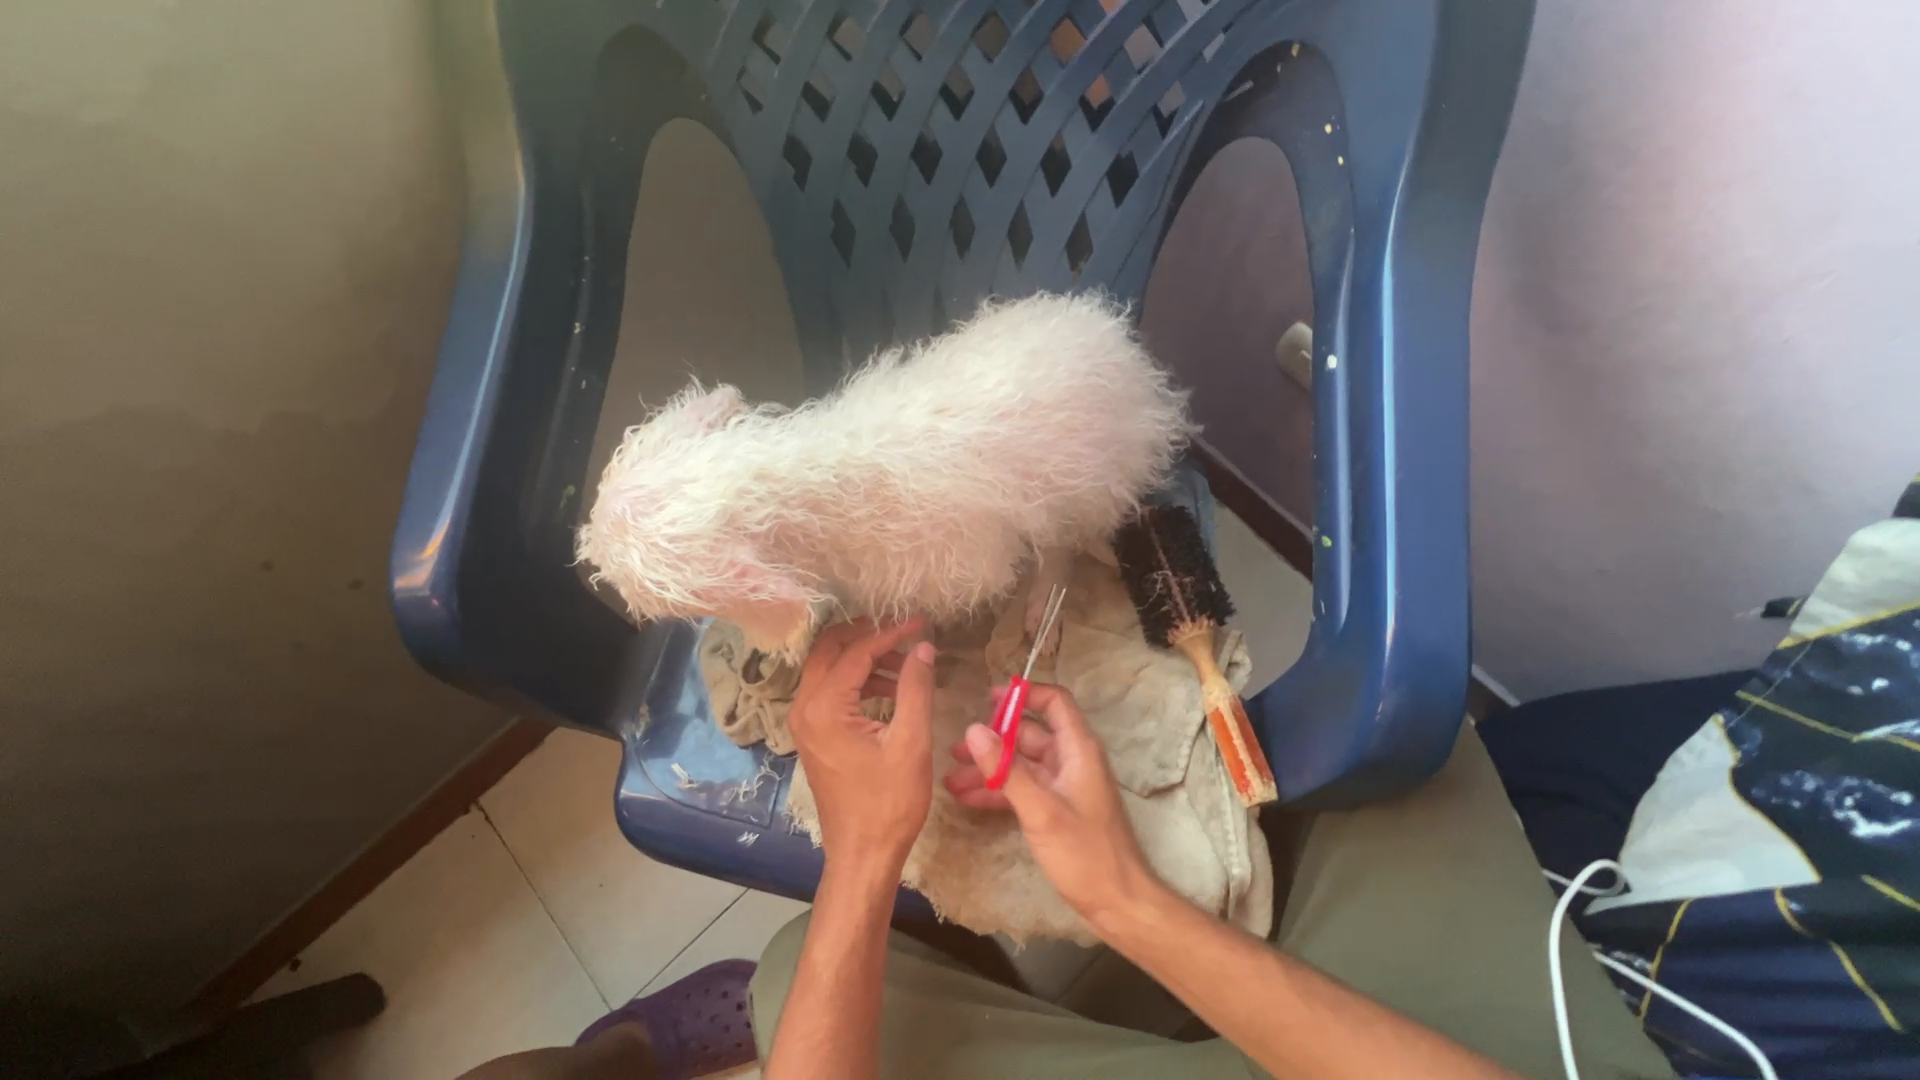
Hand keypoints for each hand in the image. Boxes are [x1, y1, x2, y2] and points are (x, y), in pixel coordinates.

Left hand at [789, 618, 934, 875]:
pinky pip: (829, 691)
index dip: (891, 633)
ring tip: (906, 665)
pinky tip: (890, 689)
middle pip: (829, 650)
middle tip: (905, 632)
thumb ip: (915, 688)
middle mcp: (804, 708)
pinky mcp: (812, 735)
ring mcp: (804, 723)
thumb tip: (923, 647)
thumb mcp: (911, 743)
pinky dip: (856, 681)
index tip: (922, 623)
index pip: (857, 652)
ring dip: (863, 659)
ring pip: (827, 669)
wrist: (862, 854)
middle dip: (867, 635)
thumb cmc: (889, 803)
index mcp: (825, 707)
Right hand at [944, 684, 1154, 927]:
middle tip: (955, 749)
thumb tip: (973, 730)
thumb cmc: (1086, 853)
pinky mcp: (1056, 809)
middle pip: (1029, 734)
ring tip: (951, 778)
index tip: (988, 698)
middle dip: (992, 740)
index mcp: (1078, 749)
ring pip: (1021, 765)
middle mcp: (1071, 760)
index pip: (1055, 702)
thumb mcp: (1041, 810)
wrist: (1118, 903)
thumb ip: (1006, 770)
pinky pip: (1022, 789)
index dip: (1025, 694)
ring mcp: (1063, 786)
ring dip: (989, 769)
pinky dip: (998, 791)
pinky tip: (967, 799)